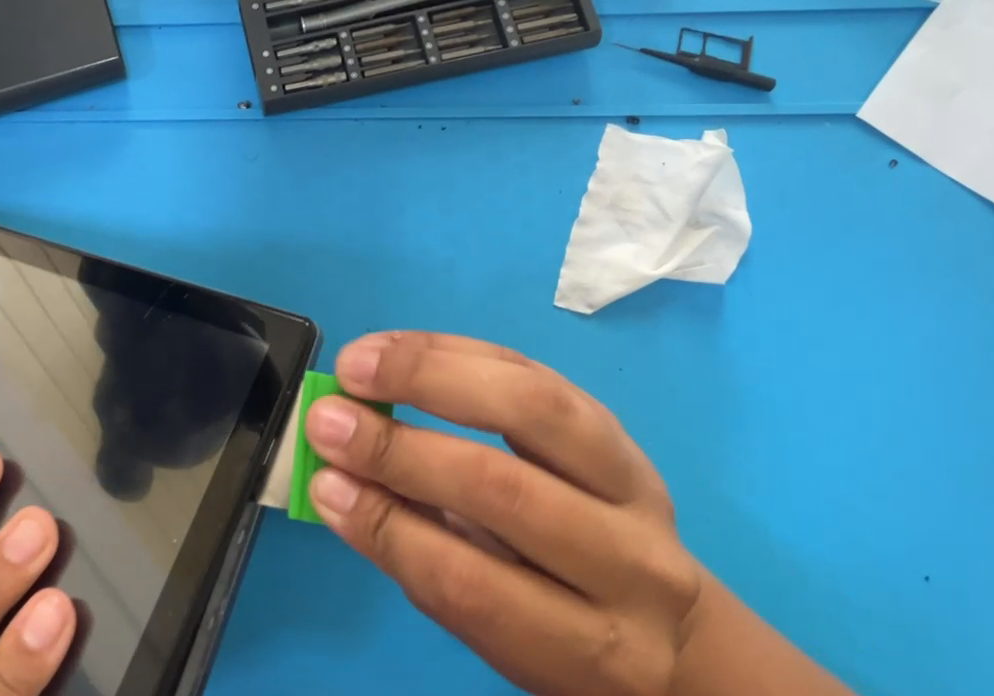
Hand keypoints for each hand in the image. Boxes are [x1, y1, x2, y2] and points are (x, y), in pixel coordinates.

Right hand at [302, 332, 850, 695]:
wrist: (670, 623)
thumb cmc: (558, 632)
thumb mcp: (493, 630)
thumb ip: (421, 552)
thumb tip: (335, 481)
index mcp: (590, 644)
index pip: (475, 585)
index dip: (389, 530)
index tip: (323, 484)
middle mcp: (630, 562)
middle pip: (509, 491)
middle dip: (403, 449)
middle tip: (329, 418)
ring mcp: (633, 479)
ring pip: (535, 408)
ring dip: (431, 377)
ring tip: (359, 364)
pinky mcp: (615, 422)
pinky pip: (531, 368)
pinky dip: (454, 352)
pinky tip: (397, 349)